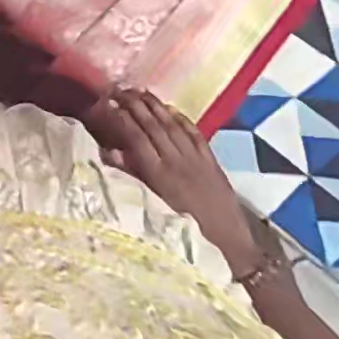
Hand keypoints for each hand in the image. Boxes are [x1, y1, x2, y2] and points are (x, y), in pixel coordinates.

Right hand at [93, 88, 261, 271]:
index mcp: (159, 175)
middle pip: (153, 125)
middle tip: (119, 90)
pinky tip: (170, 109)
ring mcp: (196, 160)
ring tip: (139, 91)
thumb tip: (108, 152)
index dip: (121, 118)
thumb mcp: (154, 207)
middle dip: (134, 104)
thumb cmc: (184, 231)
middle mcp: (177, 161)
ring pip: (172, 124)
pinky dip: (181, 118)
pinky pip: (194, 133)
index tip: (108, 103)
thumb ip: (132, 177)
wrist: (230, 248)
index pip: (136, 137)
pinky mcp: (212, 162)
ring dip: (155, 105)